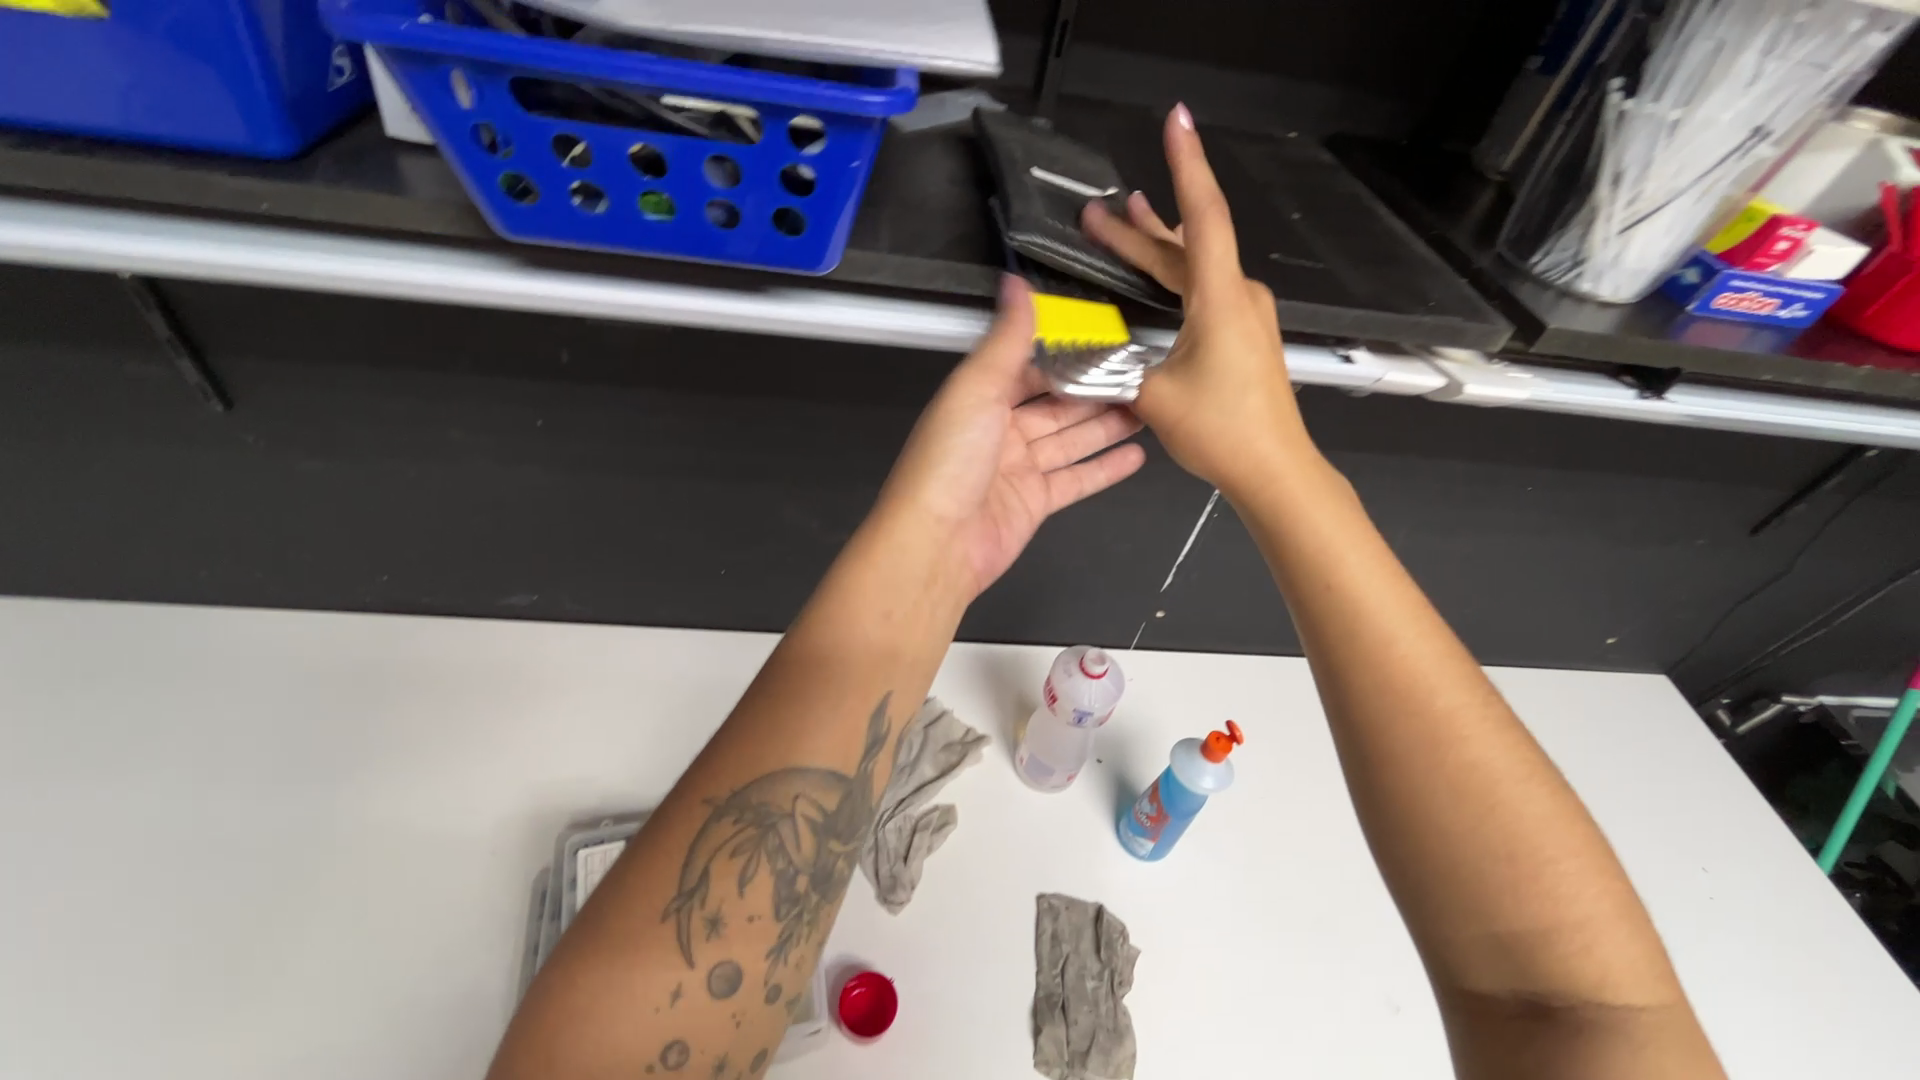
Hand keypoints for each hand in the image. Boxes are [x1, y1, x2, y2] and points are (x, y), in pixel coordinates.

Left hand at [874, 275, 1145, 597]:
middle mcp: (999, 431)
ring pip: (1071, 439)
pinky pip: (1076, 480)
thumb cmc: (947, 462)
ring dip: (1108, 424)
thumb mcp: (976, 388)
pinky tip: (1135, 454)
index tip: (1107, 340)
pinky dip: (1104, 468)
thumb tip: (1015, 284)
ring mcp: (1018, 470)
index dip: (1067, 355)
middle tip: (1141, 374)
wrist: (936, 543)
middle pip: (1057, 405)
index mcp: (980, 398)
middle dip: (1095, 389)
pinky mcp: (1034, 503)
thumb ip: (1006, 339)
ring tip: (1148, 406)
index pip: (1030, 368)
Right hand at [1081, 104, 1316, 500]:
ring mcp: (1245, 317)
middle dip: (1138, 230)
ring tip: (1124, 221)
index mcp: (1221, 299)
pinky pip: (1203, 293)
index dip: (1186, 164)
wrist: (1274, 471)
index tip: (1176, 120)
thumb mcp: (1154, 397)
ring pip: (1195, 271)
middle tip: (1097, 212)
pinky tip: (1156, 279)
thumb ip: (1114, 367)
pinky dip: (1174, 280)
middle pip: (1186, 247)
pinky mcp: (1243, 338)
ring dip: (1156, 252)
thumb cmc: (1221, 430)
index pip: (1203, 216)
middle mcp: (1239, 297)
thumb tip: (1080, 355)